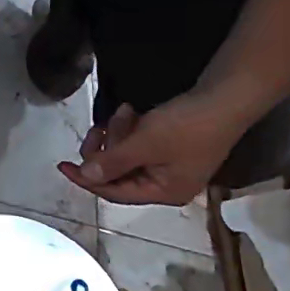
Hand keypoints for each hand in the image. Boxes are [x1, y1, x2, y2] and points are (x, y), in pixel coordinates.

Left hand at [57, 97, 247, 206]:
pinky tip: (134, 110)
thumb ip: (113, 162)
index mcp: (163, 193)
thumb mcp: (145, 143)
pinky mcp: (177, 143)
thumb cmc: (187, 125)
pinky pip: (143, 142)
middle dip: (108, 148)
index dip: (87, 178)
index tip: (62, 164)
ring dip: (121, 133)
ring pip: (130, 153)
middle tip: (99, 127)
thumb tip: (86, 176)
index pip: (114, 192)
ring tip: (125, 112)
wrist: (227, 97)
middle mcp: (168, 184)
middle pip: (121, 172)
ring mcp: (174, 164)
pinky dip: (134, 128)